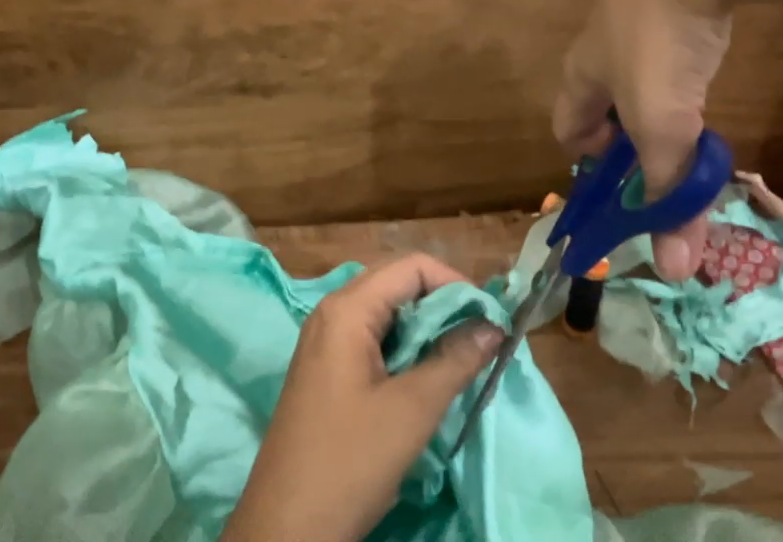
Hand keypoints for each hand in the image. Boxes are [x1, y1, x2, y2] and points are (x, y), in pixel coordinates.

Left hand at [222, 255, 502, 541]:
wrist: (288, 523)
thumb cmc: (350, 458)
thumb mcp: (412, 409)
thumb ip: (455, 359)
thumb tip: (493, 325)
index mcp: (346, 310)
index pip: (410, 267)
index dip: (456, 284)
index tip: (492, 319)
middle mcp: (332, 314)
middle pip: (397, 285)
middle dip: (444, 305)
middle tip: (484, 339)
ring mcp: (325, 343)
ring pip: (386, 315)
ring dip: (427, 331)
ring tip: (465, 360)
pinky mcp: (326, 371)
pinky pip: (373, 341)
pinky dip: (406, 350)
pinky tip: (430, 378)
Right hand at [553, 0, 733, 280]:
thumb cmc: (658, 42)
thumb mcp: (666, 129)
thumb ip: (670, 194)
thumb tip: (675, 274)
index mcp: (581, 74)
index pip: (566, 126)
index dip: (585, 160)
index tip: (620, 185)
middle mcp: (598, 42)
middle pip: (599, 97)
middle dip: (624, 132)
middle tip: (663, 156)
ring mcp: (634, 9)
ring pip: (636, 66)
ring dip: (655, 97)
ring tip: (691, 116)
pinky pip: (668, 37)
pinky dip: (681, 61)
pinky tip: (706, 62)